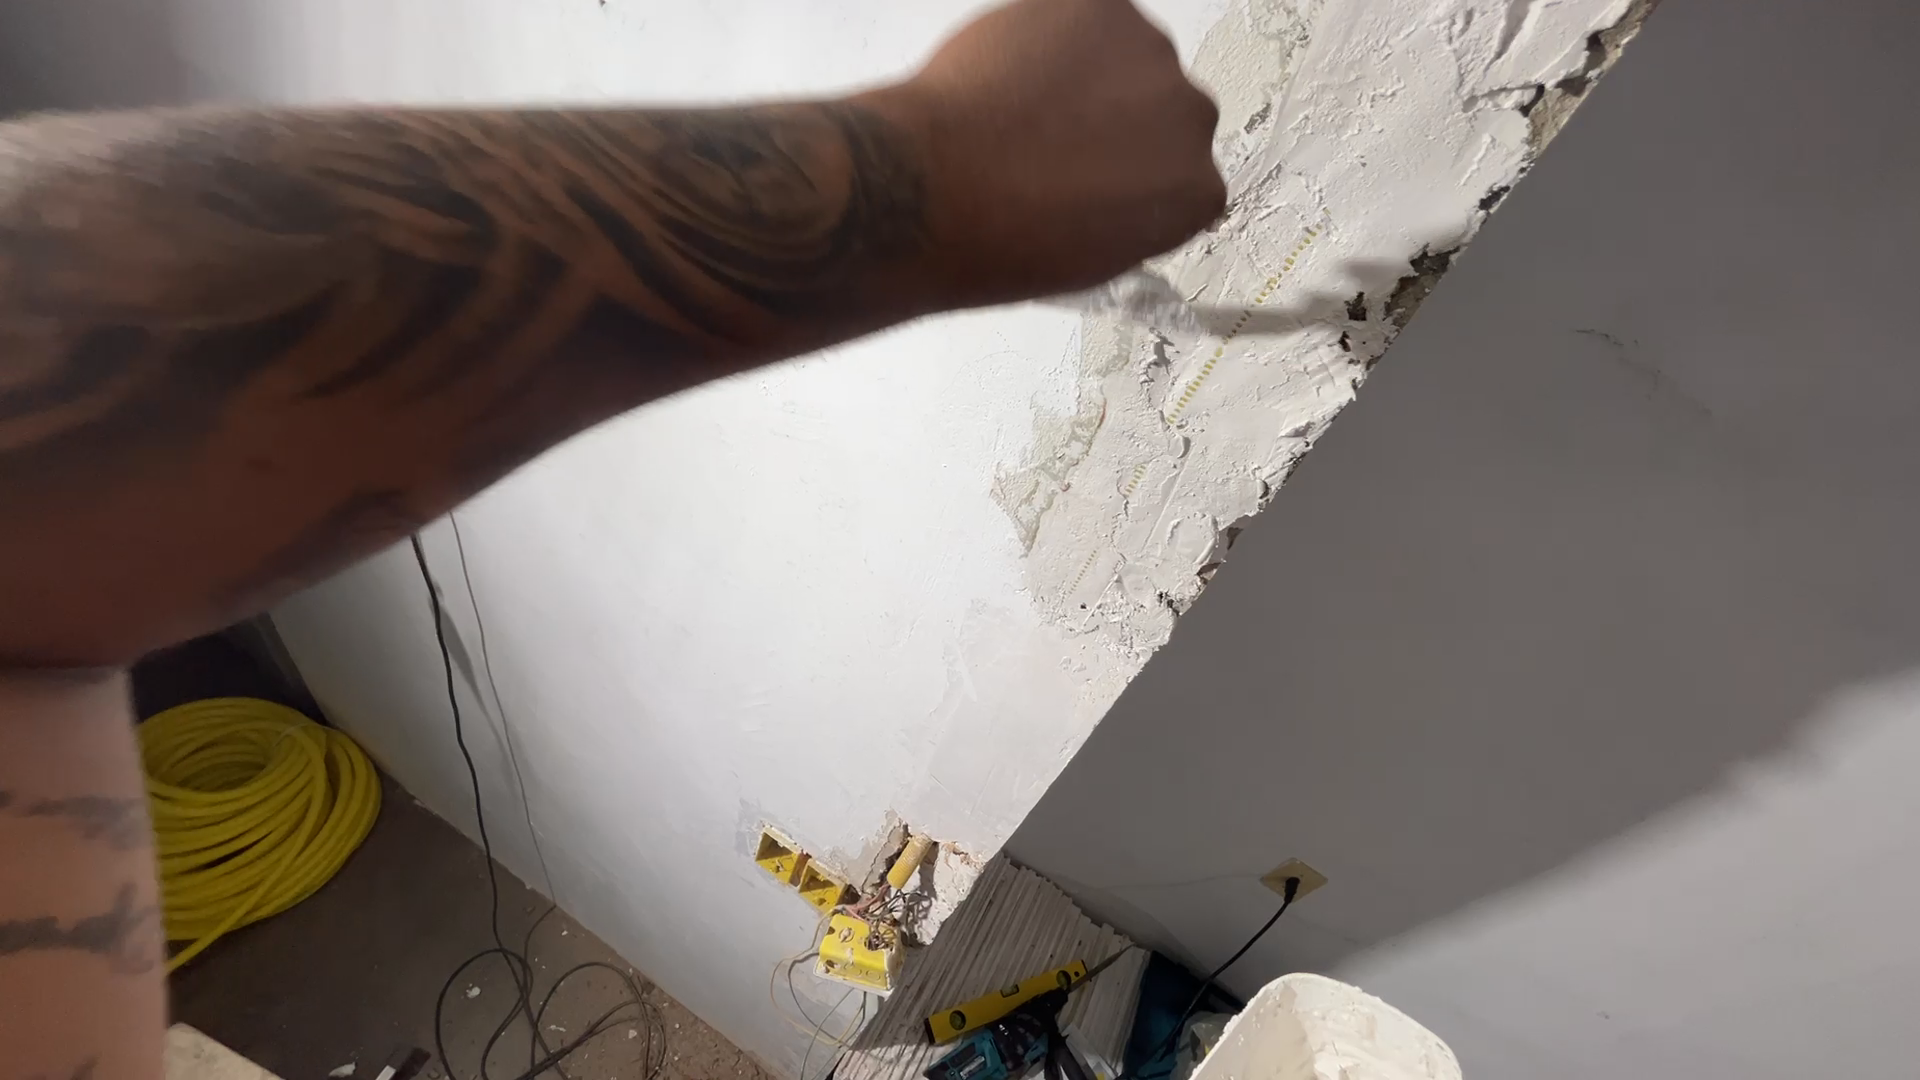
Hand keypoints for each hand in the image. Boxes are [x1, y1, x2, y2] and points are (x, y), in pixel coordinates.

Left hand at [874, 0, 1224, 306]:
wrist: (944, 190)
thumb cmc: (1005, 245)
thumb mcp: (1087, 263)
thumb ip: (1124, 220)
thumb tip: (1109, 200)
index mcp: (1193, 195)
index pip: (1187, 181)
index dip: (1138, 184)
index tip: (1105, 190)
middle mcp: (1190, 120)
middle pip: (1166, 116)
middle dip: (1123, 130)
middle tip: (1061, 154)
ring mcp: (1149, 54)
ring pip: (1129, 63)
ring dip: (1093, 82)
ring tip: (1029, 119)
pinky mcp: (1101, 7)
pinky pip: (1086, 23)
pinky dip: (1056, 44)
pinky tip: (1015, 82)